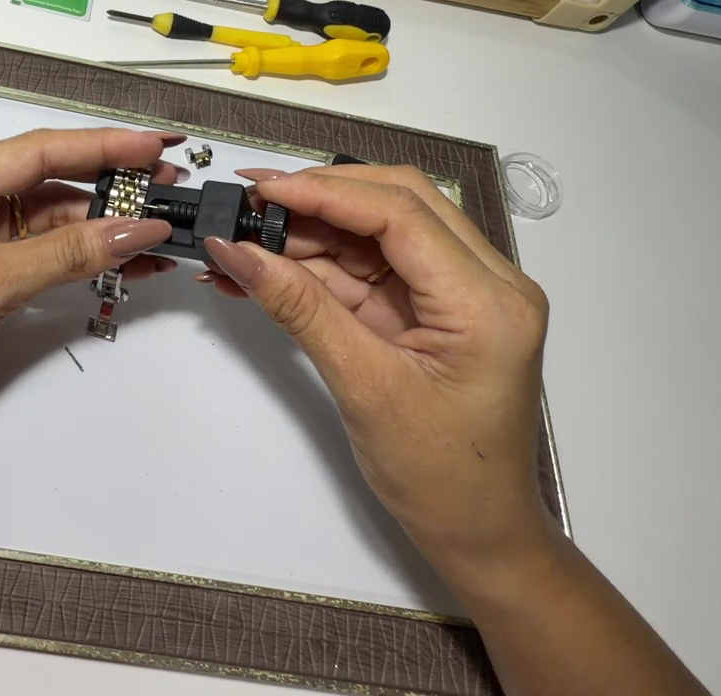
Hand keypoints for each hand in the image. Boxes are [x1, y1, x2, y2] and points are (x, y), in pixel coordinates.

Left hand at [0, 128, 181, 434]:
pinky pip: (47, 248)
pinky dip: (85, 254)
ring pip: (55, 215)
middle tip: (172, 185)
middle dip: (112, 180)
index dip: (104, 145)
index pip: (40, 149)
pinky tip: (128, 259)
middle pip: (52, 176)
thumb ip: (66, 253)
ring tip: (162, 227)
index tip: (158, 146)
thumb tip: (139, 228)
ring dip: (105, 222)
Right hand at [199, 164, 553, 574]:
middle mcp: (484, 281)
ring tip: (243, 242)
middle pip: (395, 204)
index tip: (259, 190)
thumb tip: (233, 251)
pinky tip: (265, 268)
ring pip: (375, 230)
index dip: (323, 192)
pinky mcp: (430, 306)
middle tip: (250, 206)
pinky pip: (367, 266)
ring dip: (309, 232)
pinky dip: (315, 265)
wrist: (477, 531)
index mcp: (487, 301)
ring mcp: (458, 292)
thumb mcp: (362, 386)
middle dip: (317, 198)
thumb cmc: (439, 475)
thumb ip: (298, 307)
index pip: (400, 214)